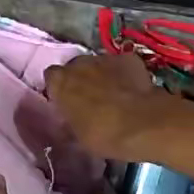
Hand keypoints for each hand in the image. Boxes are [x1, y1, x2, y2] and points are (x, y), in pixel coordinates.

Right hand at [44, 52, 175, 160]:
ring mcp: (105, 58)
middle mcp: (79, 63)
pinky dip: (125, 73)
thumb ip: (68, 123)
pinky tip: (133, 89)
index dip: (59, 89)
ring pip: (99, 64)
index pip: (51, 78)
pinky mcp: (129, 58)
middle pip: (75, 67)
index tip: (67, 103)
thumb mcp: (77, 136)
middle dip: (81, 80)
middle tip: (91, 100)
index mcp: (60, 82)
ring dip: (103, 76)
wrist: (141, 124)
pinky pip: (122, 64)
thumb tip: (67, 124)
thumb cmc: (103, 134)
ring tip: (115, 95)